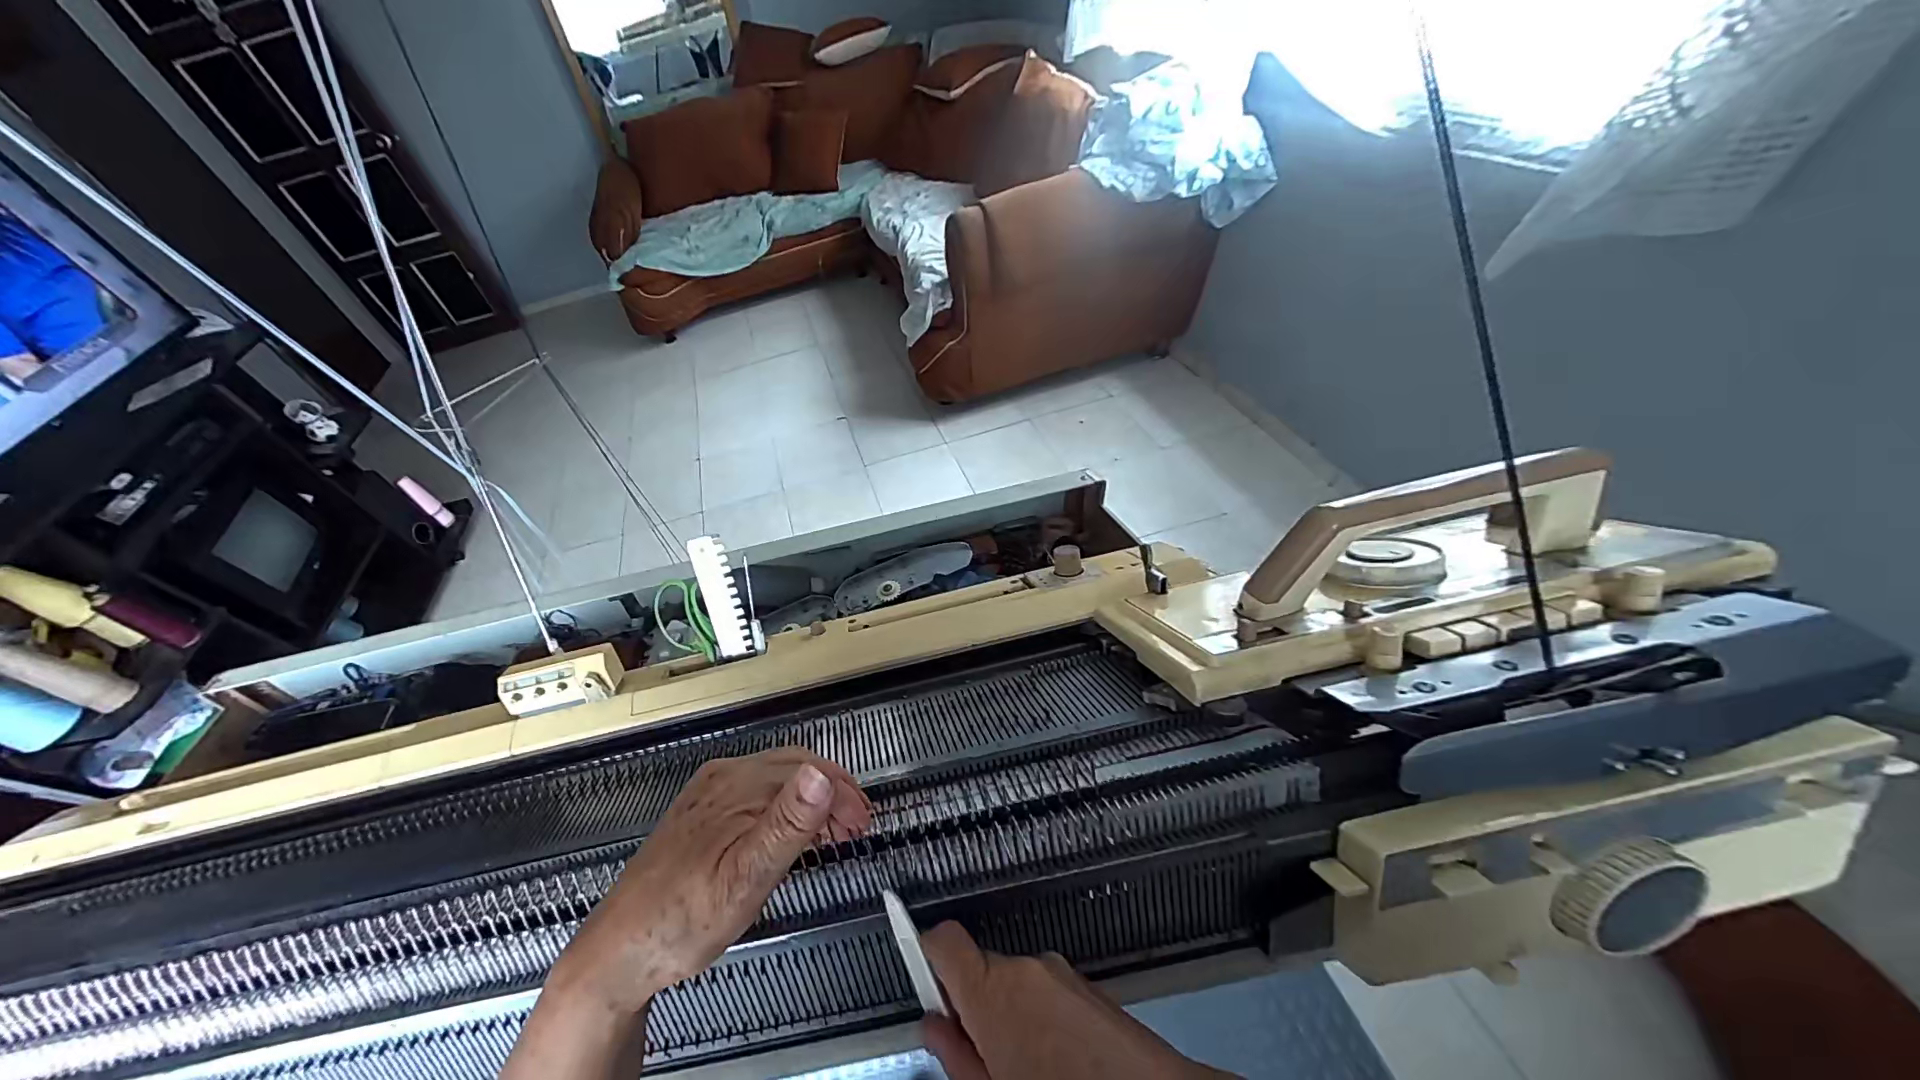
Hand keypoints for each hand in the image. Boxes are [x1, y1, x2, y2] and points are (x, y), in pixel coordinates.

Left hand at [547, 748, 871, 1013]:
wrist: (617, 954)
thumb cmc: (678, 922)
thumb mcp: (745, 877)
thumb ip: (787, 824)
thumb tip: (820, 776)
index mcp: (737, 787)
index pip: (809, 772)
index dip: (843, 796)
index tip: (863, 823)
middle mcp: (722, 780)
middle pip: (795, 768)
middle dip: (832, 792)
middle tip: (856, 826)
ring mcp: (709, 795)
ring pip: (776, 779)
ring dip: (811, 799)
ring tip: (831, 832)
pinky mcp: (701, 814)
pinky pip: (755, 794)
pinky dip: (785, 807)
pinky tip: (788, 833)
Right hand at [920, 921, 1232, 1079]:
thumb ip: (957, 1056)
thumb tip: (935, 1026)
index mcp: (991, 989)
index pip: (942, 939)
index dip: (924, 951)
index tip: (922, 976)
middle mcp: (1024, 966)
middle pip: (978, 965)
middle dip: (973, 1001)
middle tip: (981, 1052)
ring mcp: (1058, 971)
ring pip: (1012, 980)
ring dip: (1008, 1011)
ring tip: (1026, 1064)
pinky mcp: (1085, 982)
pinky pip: (1044, 987)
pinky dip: (1038, 1013)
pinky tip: (1055, 1059)